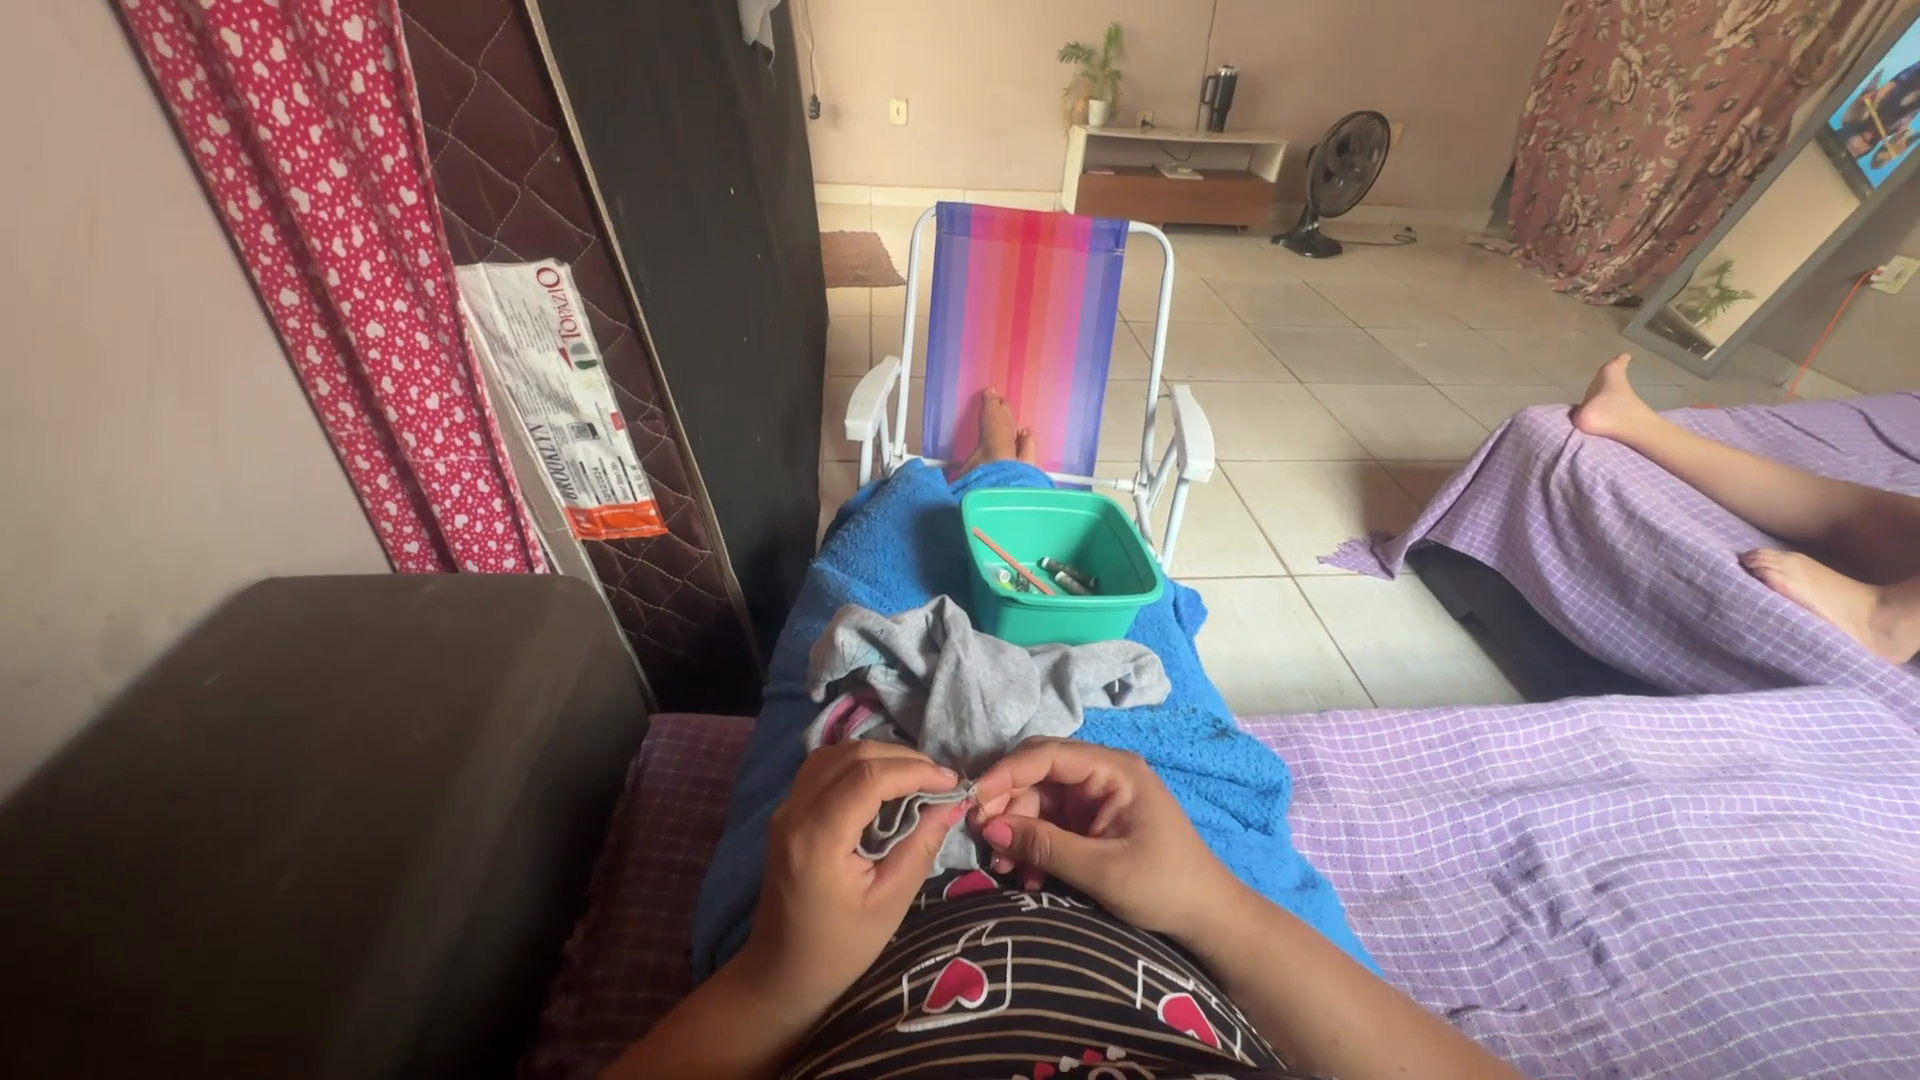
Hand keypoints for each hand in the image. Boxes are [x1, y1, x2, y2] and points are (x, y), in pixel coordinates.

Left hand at [734, 740, 965, 1021]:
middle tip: (941, 781)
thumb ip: (920, 846)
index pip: (869, 777)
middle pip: (854, 755)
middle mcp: (795, 812)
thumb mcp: (890, 904)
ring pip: (838, 752)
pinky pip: (825, 765)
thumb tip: (952, 804)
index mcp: (817, 839)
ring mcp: (786, 807)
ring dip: (882, 755)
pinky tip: (884, 781)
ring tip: (918, 778)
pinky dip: (860, 762)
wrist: (779, 973)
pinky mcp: (788, 809)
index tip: (953, 784)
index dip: (915, 770)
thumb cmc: (838, 949)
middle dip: (904, 758)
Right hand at [969, 737, 1246, 946]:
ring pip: (1037, 801)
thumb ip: (1045, 845)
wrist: (1207, 919)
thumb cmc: (1165, 886)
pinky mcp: (1089, 823)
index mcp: (1113, 770)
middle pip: (1038, 775)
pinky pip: (1048, 824)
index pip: (1049, 754)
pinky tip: (1026, 875)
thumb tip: (989, 826)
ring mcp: (1094, 799)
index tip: (975, 797)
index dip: (1008, 772)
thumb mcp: (1102, 870)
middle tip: (981, 836)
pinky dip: (1032, 846)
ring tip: (1003, 866)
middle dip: (1007, 804)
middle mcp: (1100, 775)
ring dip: (1016, 831)